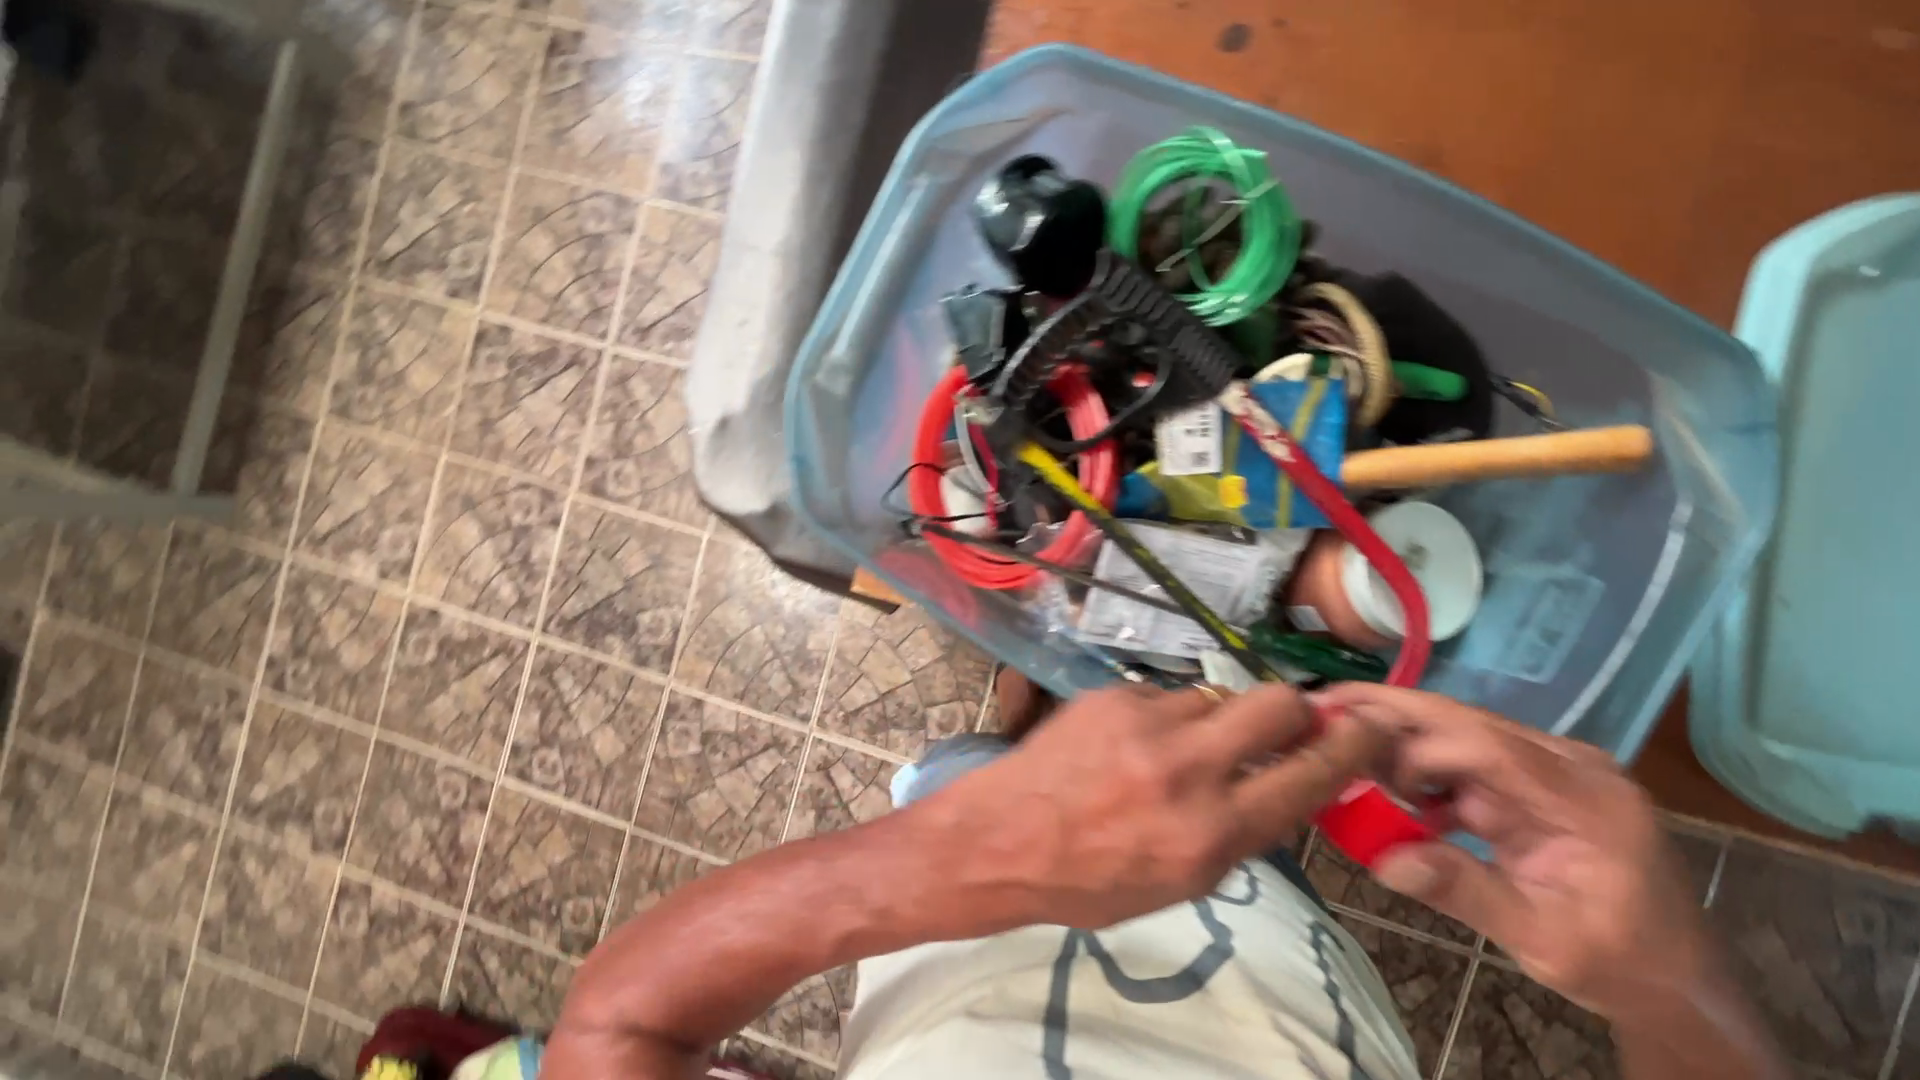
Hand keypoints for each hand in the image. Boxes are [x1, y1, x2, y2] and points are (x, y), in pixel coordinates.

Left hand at [917, 682, 1387, 930]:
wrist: (1002, 838)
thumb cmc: (1090, 880)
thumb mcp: (1181, 883)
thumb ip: (1239, 833)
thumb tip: (1283, 788)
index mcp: (1212, 833)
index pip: (1309, 778)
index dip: (1351, 750)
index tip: (1369, 730)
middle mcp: (1188, 769)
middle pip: (1277, 703)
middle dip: (1295, 710)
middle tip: (1285, 723)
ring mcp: (1147, 722)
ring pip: (1217, 696)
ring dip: (1215, 718)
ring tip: (1178, 747)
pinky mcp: (1112, 694)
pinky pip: (1164, 695)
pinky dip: (1163, 716)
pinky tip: (1132, 742)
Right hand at [1315, 683, 1714, 1020]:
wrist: (1679, 983)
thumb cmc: (1620, 965)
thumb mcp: (1543, 941)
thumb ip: (1466, 892)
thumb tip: (1382, 858)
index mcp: (1585, 798)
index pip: (1490, 746)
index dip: (1419, 748)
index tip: (1361, 768)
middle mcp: (1568, 765)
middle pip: (1468, 721)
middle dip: (1392, 712)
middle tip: (1324, 706)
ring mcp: (1551, 770)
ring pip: (1459, 733)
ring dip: (1399, 738)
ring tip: (1339, 744)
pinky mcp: (1532, 784)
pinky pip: (1466, 760)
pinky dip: (1420, 768)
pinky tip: (1384, 783)